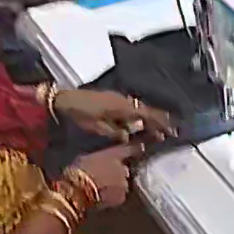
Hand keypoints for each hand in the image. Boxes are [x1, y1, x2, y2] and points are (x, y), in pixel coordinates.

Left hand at [57, 89, 175, 141]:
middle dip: (158, 121)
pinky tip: (140, 123)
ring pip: (138, 109)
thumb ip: (116, 132)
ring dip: (149, 119)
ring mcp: (115, 98)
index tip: (173, 131)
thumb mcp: (98, 128)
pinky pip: (130, 108)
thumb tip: (129, 135)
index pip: (147, 115)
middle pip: (145, 110)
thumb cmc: (79, 116)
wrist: (60, 101)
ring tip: (159, 129)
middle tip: (171, 131)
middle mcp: (121, 100)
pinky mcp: (109, 100)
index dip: (161, 123)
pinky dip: (138, 116)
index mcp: (122, 107)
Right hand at [69, 143, 145, 208]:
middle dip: (119, 172)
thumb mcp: (88, 156)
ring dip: (118, 184)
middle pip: (125, 169)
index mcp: (113, 154)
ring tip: (105, 187)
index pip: (129, 150)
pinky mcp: (122, 197)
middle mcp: (123, 168)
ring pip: (123, 183)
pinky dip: (115, 195)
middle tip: (108, 175)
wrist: (79, 188)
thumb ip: (101, 157)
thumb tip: (105, 159)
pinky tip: (105, 196)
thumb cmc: (78, 169)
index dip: (135, 149)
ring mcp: (124, 184)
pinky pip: (120, 195)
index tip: (141, 148)